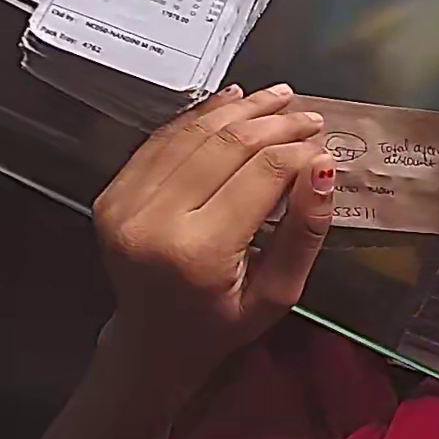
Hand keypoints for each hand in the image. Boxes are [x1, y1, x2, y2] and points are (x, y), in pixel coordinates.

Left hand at [92, 83, 335, 391]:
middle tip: (310, 117)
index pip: (261, 175)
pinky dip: (203, 114)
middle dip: (276, 123)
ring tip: (279, 98)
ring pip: (196, 132)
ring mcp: (125, 203)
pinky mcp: (114, 192)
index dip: (298, 153)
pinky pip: (165, 137)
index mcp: (197, 253)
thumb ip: (305, 230)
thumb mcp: (279, 292)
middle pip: (227, 145)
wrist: (150, 341)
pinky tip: (233, 100)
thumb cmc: (221, 323)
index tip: (323, 149)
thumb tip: (324, 168)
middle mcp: (152, 222)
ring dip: (243, 109)